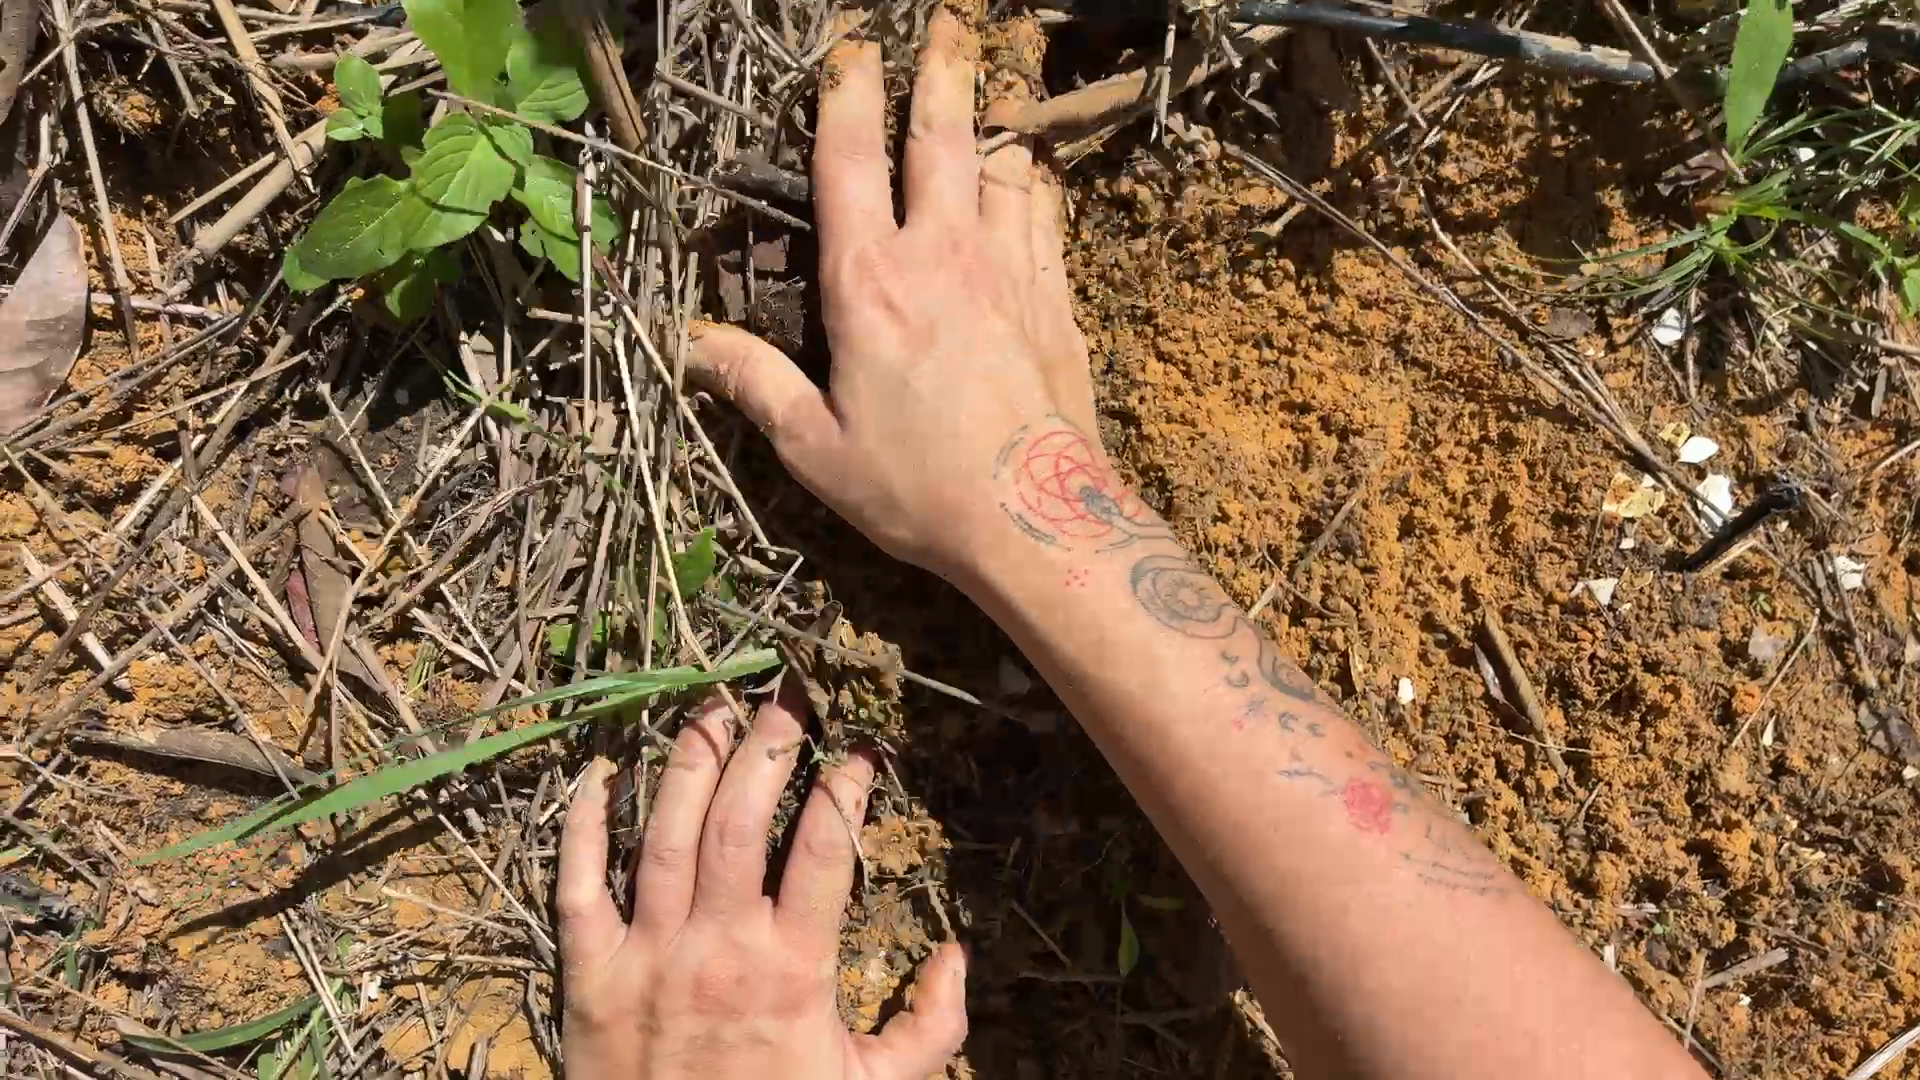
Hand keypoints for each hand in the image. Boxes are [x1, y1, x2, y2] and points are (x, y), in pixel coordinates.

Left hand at [557, 680, 967, 1079]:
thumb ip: (931, 1028)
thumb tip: (956, 954)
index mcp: (791, 969)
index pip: (825, 848)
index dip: (846, 788)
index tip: (861, 750)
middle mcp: (718, 947)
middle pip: (740, 822)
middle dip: (766, 751)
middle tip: (784, 701)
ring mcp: (648, 957)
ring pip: (664, 836)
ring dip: (688, 764)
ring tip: (711, 708)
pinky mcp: (590, 980)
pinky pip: (578, 891)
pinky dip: (583, 830)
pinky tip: (597, 777)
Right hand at [690, 9, 1095, 579]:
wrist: (1036, 520)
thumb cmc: (920, 490)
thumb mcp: (818, 450)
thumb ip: (757, 385)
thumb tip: (691, 344)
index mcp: (870, 286)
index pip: (851, 161)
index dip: (849, 94)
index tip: (854, 50)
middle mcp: (944, 259)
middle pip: (943, 139)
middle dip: (941, 73)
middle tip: (948, 26)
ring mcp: (1011, 276)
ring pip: (1006, 168)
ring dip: (997, 123)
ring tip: (997, 92)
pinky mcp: (1058, 306)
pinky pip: (1047, 222)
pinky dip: (1038, 189)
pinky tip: (1036, 182)